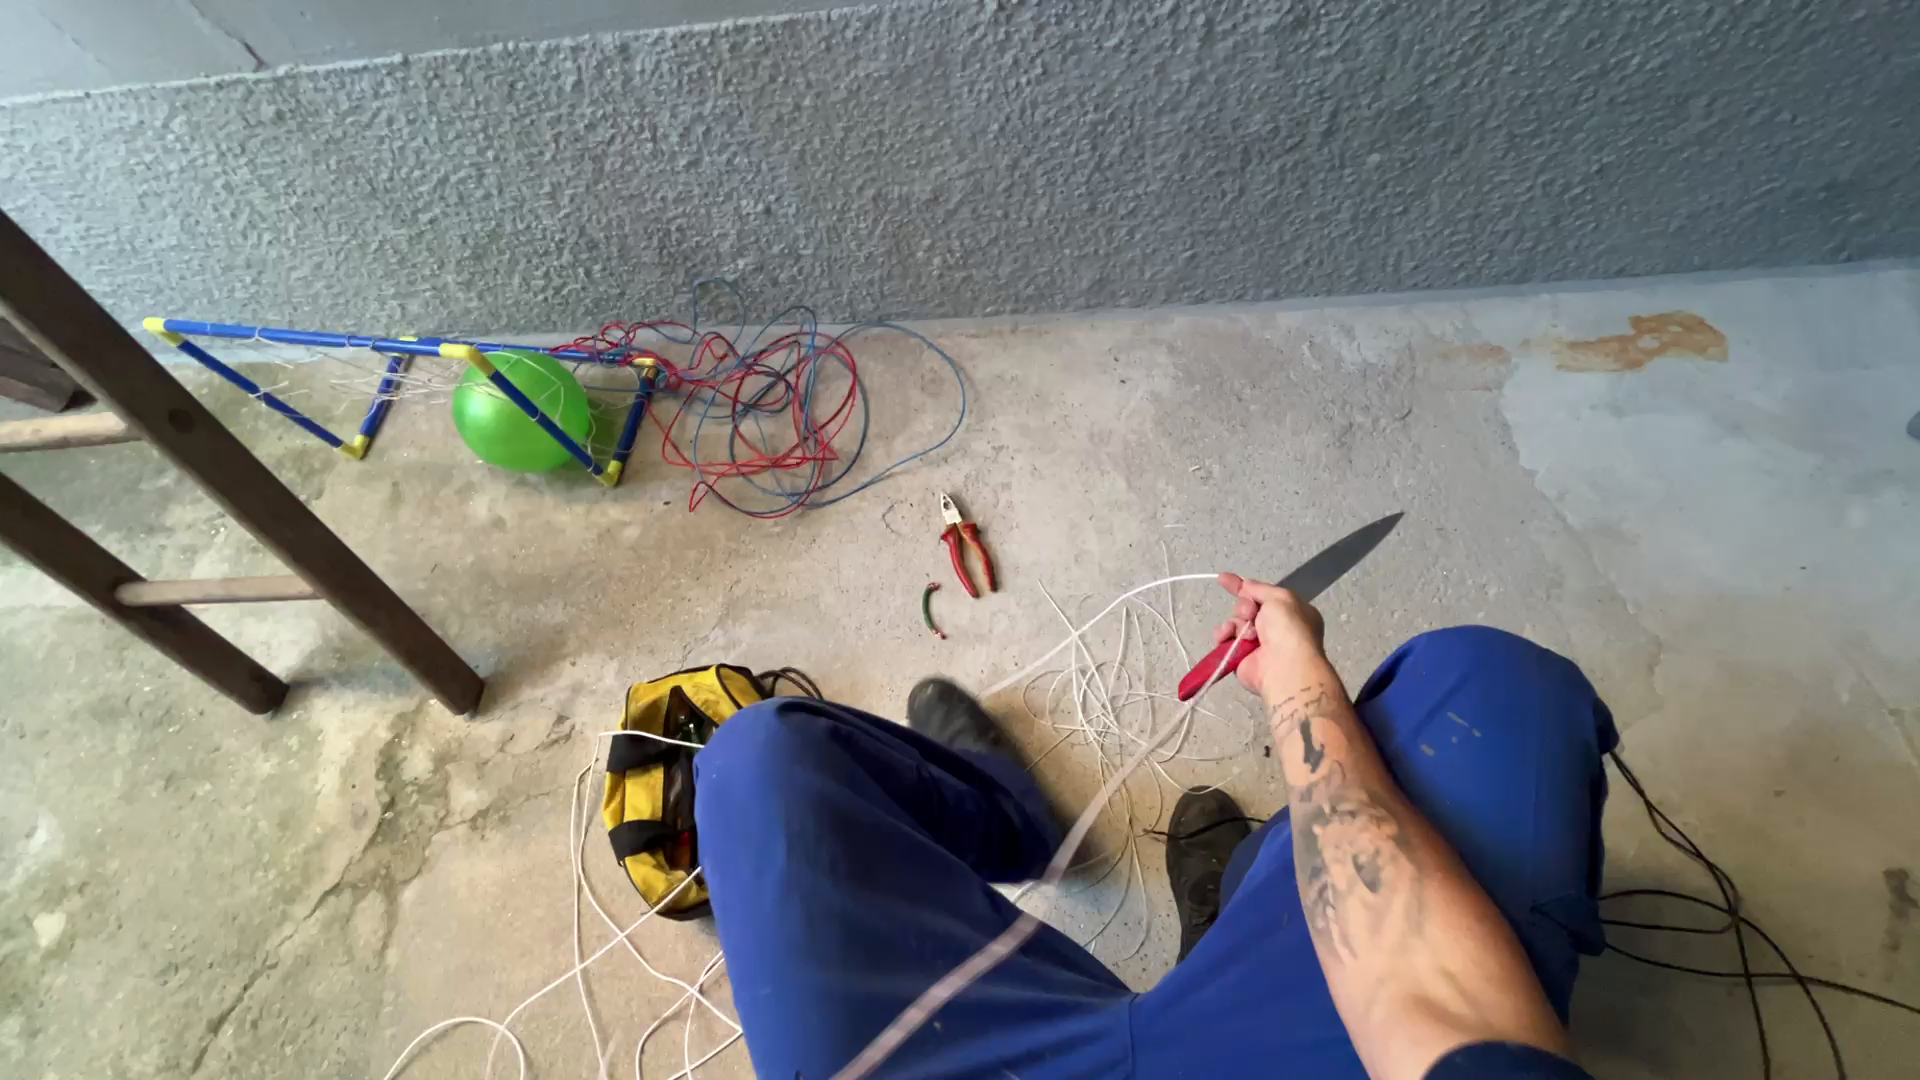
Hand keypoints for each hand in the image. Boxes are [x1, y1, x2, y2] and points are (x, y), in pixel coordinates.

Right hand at [1212, 573, 1326, 696]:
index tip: (1223, 578)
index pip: (1263, 594)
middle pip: (1247, 608)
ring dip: (1234, 623)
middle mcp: (1275, 627)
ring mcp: (1258, 643)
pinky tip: (1226, 636)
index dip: (1244, 586)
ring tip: (1243, 631)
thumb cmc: (1288, 628)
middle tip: (1249, 614)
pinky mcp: (1241, 656)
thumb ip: (1260, 588)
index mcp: (1290, 612)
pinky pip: (1225, 639)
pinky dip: (1223, 635)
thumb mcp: (1280, 597)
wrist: (1283, 666)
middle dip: (1244, 607)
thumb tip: (1245, 585)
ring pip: (1235, 623)